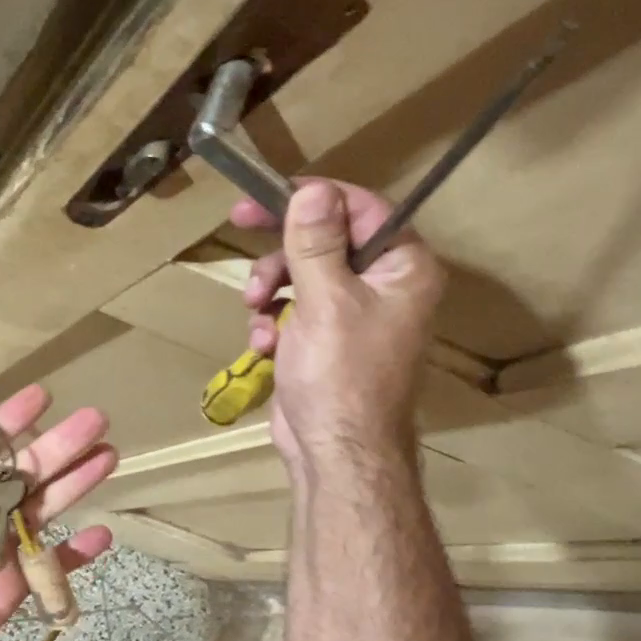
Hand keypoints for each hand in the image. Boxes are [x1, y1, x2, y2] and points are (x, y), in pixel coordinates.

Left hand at [0, 385, 116, 640]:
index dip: (9, 421)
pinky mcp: (13, 586)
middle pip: (26, 471)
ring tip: (109, 454)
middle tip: (95, 418)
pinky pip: (52, 563)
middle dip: (59, 444)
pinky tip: (103, 534)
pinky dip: (79, 553)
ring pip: (46, 506)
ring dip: (78, 482)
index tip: (39, 396)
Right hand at [230, 179, 446, 472]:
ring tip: (255, 311)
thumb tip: (311, 191)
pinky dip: (271, 323)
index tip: (263, 198)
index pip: (360, 208)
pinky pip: (291, 313)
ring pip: (302, 276)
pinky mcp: (323, 342)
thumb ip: (316, 244)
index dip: (311, 199)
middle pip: (325, 240)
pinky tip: (261, 345)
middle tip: (239, 228)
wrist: (335, 449)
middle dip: (282, 249)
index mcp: (401, 267)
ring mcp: (351, 315)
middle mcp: (382, 285)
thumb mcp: (325, 302)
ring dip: (270, 289)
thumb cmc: (340, 374)